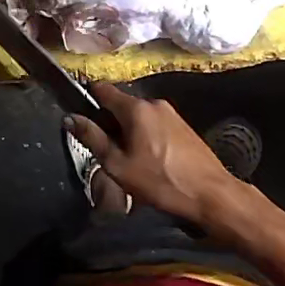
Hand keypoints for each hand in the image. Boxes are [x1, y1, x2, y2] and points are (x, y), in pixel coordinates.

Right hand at [65, 83, 241, 224]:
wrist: (213, 196)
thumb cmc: (162, 182)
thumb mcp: (118, 165)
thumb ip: (93, 138)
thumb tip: (71, 118)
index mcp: (135, 108)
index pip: (102, 89)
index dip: (87, 98)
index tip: (81, 116)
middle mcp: (153, 103)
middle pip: (121, 105)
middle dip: (110, 123)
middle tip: (106, 151)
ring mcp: (172, 114)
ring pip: (138, 116)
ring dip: (128, 132)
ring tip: (128, 160)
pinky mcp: (184, 126)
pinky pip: (154, 124)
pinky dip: (145, 136)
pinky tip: (149, 160)